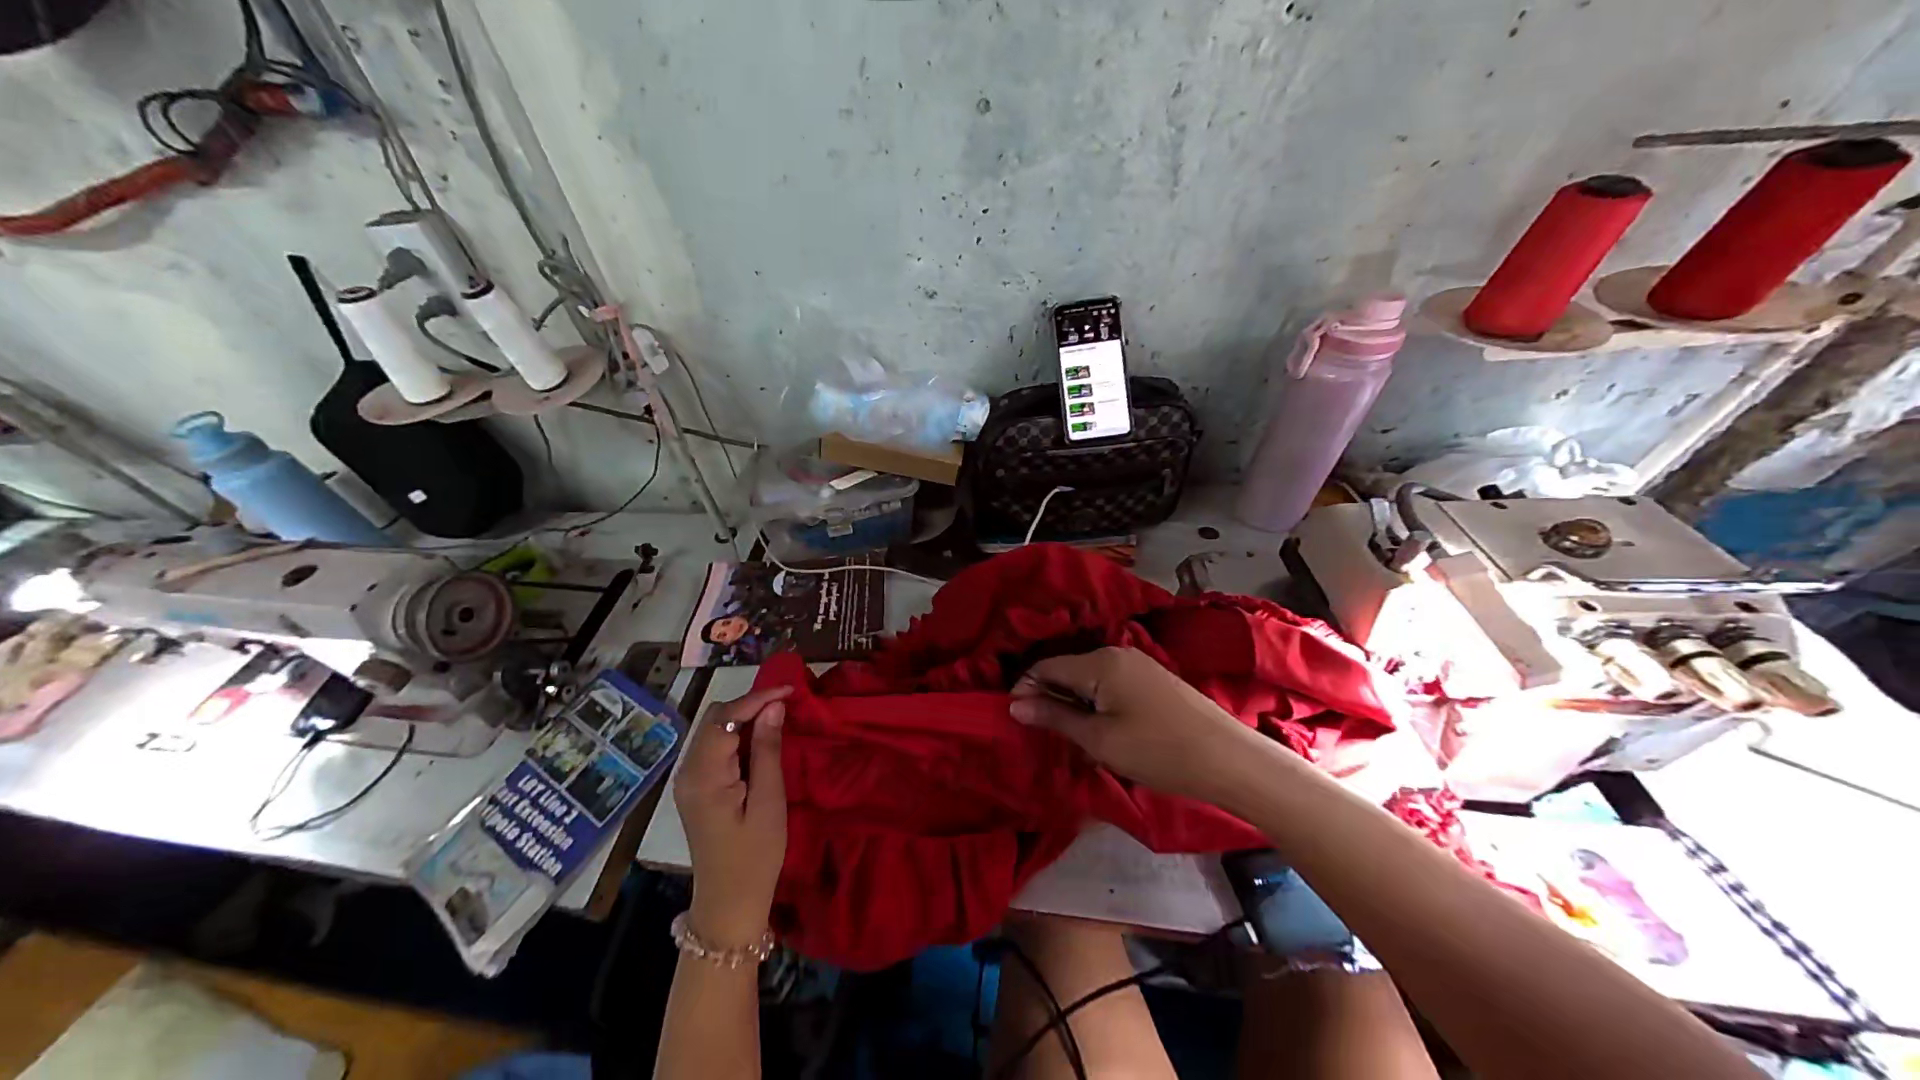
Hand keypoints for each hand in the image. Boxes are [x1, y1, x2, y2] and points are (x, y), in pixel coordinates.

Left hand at [675, 685, 791, 948]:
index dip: (756, 698)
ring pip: (714, 730)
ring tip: (779, 715)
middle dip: (749, 704)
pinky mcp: (697, 788)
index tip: (790, 690)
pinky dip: (738, 735)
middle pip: (714, 719)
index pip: (724, 719)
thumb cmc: (755, 856)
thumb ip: (768, 751)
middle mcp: (688, 772)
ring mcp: (689, 780)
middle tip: (787, 703)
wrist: (729, 903)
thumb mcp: (769, 802)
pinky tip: (762, 738)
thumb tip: (774, 707)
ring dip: (744, 717)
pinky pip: (716, 747)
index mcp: (703, 776)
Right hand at [1009, 647, 1268, 807]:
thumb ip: (1055, 717)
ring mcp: (1138, 664)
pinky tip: (1100, 729)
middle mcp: (1117, 653)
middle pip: (1067, 669)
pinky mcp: (1153, 679)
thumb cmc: (1158, 750)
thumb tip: (1014, 704)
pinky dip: (1096, 703)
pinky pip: (1110, 683)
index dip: (1025, 690)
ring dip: (1073, 702)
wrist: (1228, 759)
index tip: (1013, 719)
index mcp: (1100, 662)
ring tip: (1070, 736)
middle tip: (1043, 733)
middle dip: (1048, 697)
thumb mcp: (1099, 739)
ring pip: (1088, 677)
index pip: (1045, 666)